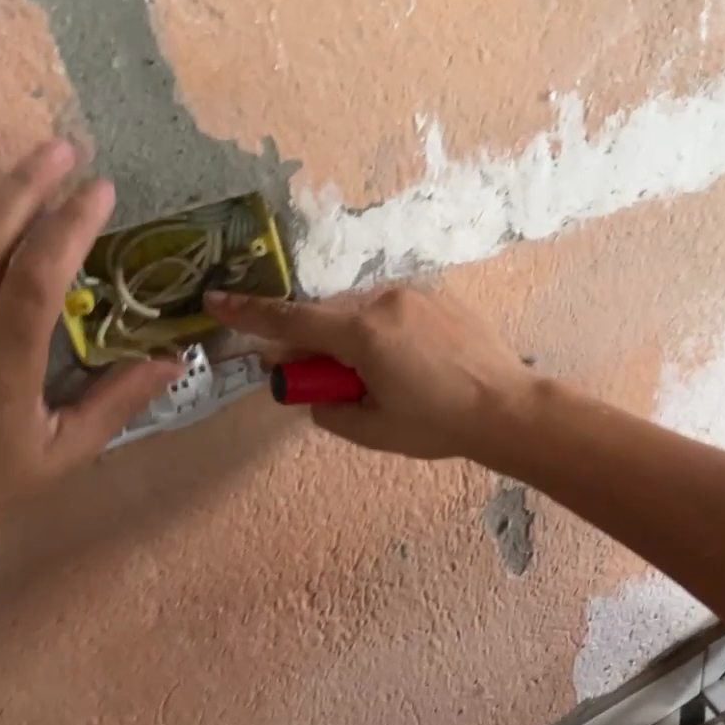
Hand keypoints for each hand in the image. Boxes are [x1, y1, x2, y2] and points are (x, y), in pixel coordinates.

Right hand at [204, 287, 539, 459]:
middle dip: (317, 346)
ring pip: (360, 311)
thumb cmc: (438, 424)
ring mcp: (413, 294)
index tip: (215, 300)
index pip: (290, 321)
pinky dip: (383, 330)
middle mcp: (383, 301)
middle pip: (327, 318)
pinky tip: (411, 361)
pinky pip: (391, 308)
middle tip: (329, 381)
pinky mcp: (437, 295)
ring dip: (353, 338)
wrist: (509, 407)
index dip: (248, 314)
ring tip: (387, 376)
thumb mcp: (372, 430)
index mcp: (362, 334)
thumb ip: (327, 408)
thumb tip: (311, 390)